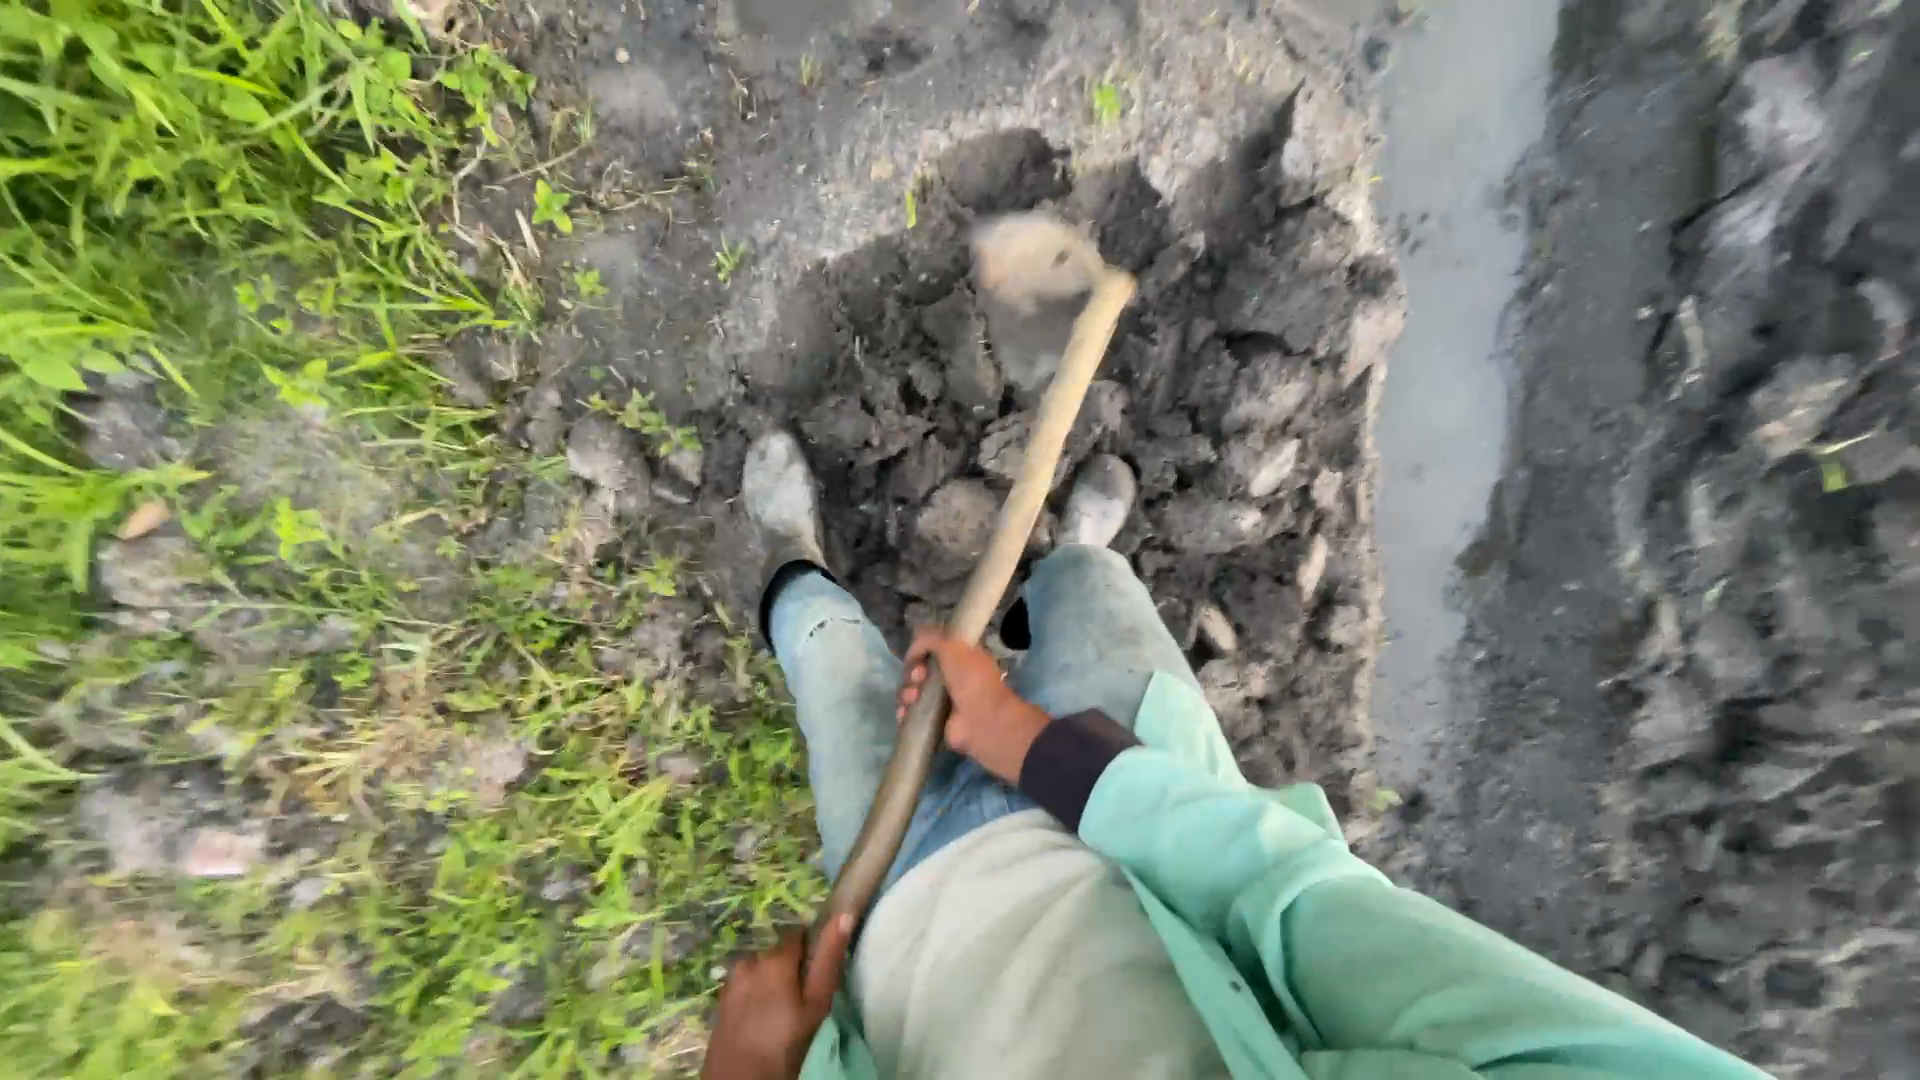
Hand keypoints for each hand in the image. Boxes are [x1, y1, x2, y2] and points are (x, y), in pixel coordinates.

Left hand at [702, 915, 854, 1079]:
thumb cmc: (784, 1044)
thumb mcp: (815, 1005)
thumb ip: (828, 958)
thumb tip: (844, 914)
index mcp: (774, 958)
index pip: (798, 935)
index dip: (810, 951)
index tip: (816, 974)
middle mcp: (749, 960)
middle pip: (777, 953)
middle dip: (789, 969)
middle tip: (800, 1000)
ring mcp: (731, 981)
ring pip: (760, 970)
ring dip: (769, 982)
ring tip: (779, 1013)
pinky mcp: (721, 1001)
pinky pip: (745, 986)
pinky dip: (754, 996)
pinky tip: (760, 1020)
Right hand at [898, 629, 1049, 784]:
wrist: (980, 718)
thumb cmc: (970, 678)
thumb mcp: (953, 646)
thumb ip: (930, 639)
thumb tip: (913, 648)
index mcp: (960, 659)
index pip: (932, 651)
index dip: (921, 652)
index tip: (918, 656)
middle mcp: (951, 679)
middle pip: (919, 672)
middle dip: (913, 673)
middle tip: (919, 677)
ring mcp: (942, 702)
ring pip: (912, 692)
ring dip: (907, 692)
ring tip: (913, 697)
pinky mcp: (933, 721)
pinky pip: (910, 713)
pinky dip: (905, 712)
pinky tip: (906, 712)